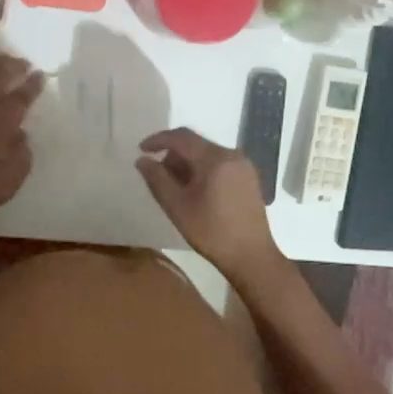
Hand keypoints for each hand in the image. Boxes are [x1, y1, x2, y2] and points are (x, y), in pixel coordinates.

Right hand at [135, 127, 279, 274]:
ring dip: (188, 164)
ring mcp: (244, 166)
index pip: (182, 137)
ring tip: (175, 188)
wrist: (251, 256)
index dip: (159, 140)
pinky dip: (203, 170)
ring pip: (208, 155)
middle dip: (173, 155)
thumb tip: (142, 160)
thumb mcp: (177, 206)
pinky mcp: (249, 178)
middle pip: (196, 144)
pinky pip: (220, 165)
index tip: (141, 149)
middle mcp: (233, 155)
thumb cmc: (211, 232)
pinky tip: (195, 192)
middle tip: (158, 176)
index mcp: (216, 158)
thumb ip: (157, 179)